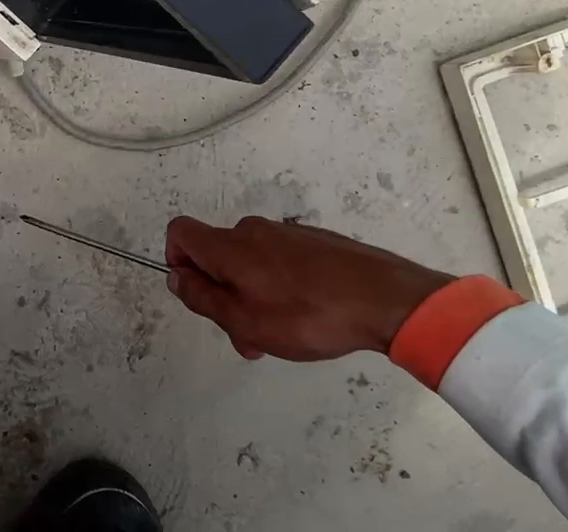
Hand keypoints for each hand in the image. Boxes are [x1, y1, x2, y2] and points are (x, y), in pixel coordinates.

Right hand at [164, 216, 452, 361]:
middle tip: (248, 338)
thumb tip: (176, 277)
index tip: (198, 294)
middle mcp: (252, 230)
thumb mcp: (244, 320)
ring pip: (253, 263)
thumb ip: (202, 298)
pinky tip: (314, 317)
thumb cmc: (308, 315)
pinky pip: (285, 262)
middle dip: (223, 294)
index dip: (176, 260)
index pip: (178, 231)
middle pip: (218, 255)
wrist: (391, 300)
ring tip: (286, 336)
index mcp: (227, 245)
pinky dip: (285, 287)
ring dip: (255, 296)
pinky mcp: (321, 243)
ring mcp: (289, 234)